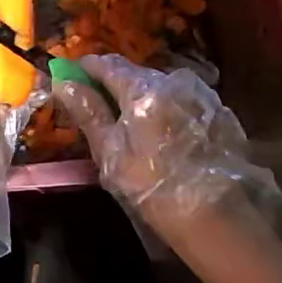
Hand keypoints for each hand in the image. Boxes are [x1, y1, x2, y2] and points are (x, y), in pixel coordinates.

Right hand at [51, 54, 279, 240]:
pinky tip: (165, 136)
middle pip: (135, 74)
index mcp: (142, 88)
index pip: (107, 64)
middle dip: (114, 86)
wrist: (217, 218)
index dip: (85, 69)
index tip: (71, 78)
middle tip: (99, 108)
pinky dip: (168, 110)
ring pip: (160, 88)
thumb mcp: (109, 152)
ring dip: (143, 99)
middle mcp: (173, 80)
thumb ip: (88, 112)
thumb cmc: (152, 186)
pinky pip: (182, 101)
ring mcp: (200, 94)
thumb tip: (62, 82)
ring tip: (133, 126)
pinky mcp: (219, 112)